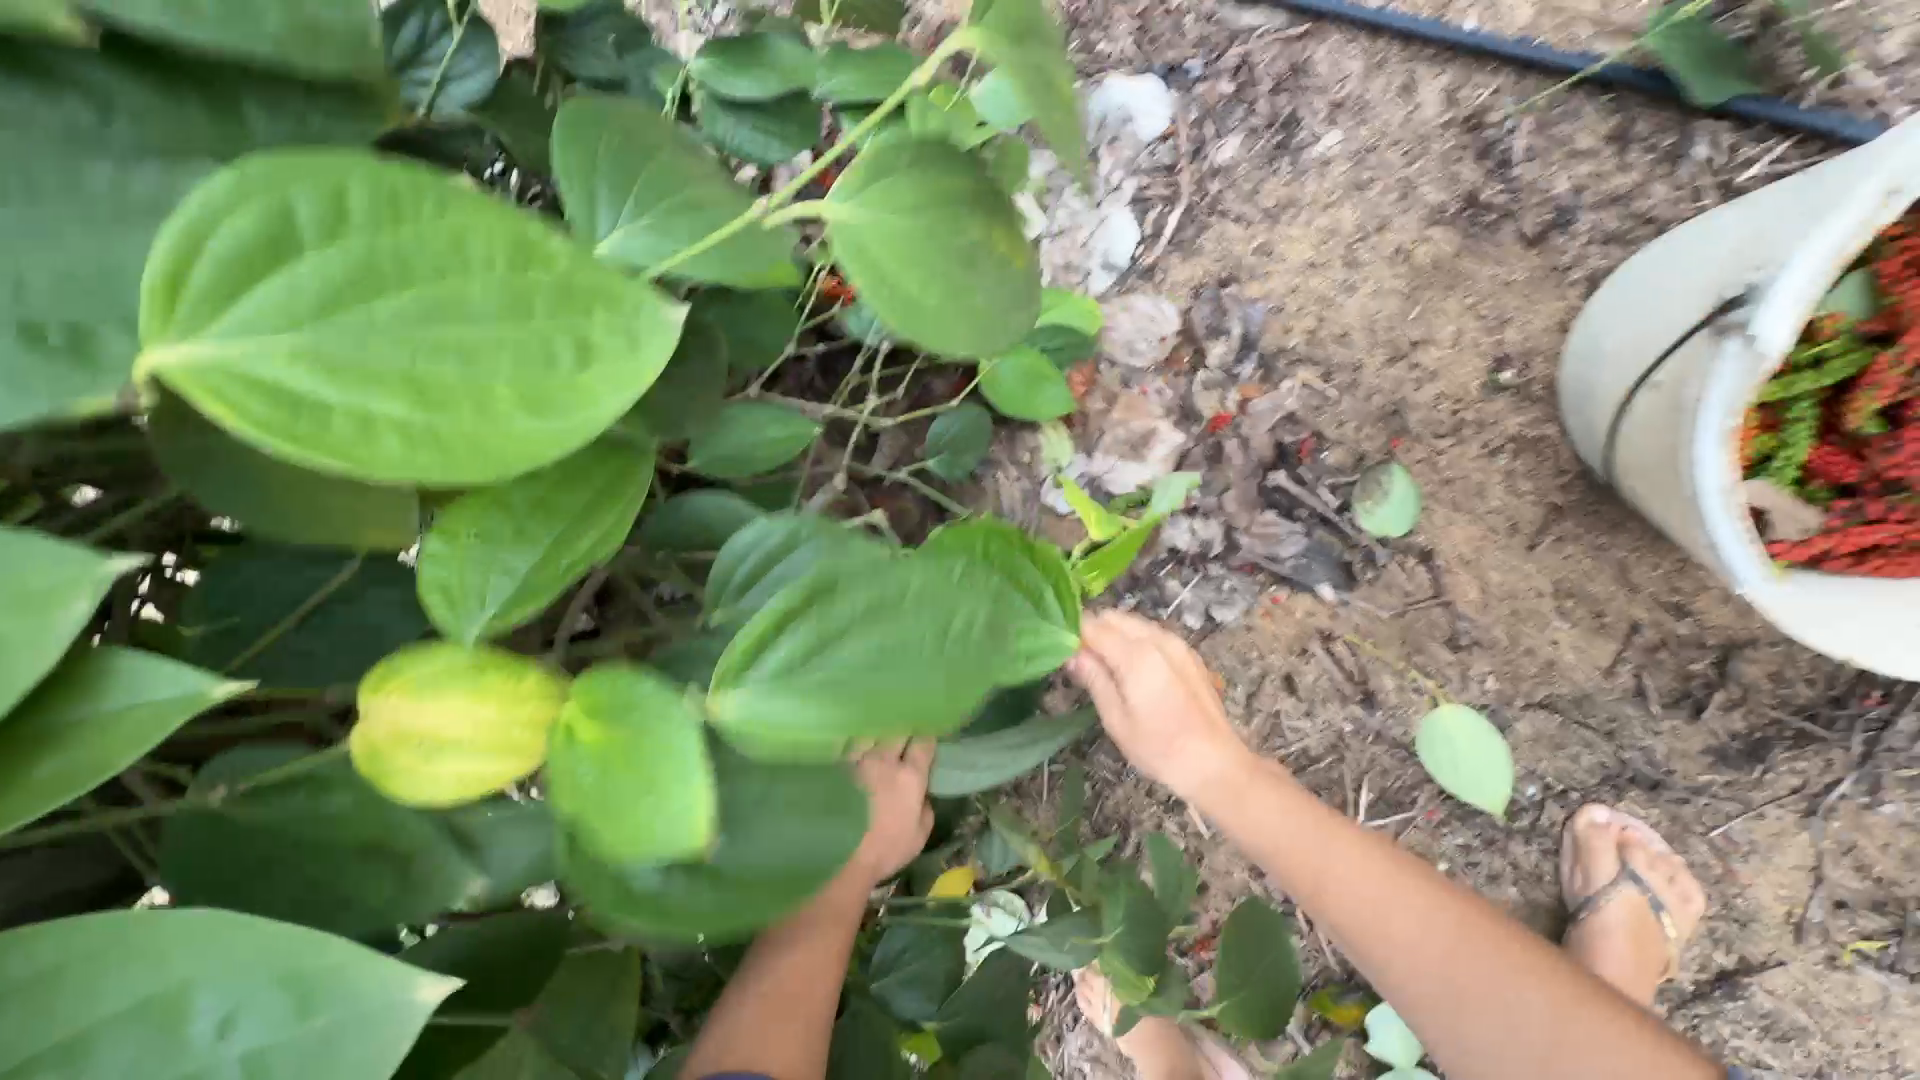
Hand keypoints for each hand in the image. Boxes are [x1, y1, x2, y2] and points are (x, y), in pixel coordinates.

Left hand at [842, 739, 935, 888]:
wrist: (841, 858)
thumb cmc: (886, 850)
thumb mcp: (919, 834)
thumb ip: (926, 808)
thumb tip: (923, 793)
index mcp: (909, 775)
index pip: (923, 742)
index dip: (927, 741)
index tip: (926, 746)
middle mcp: (884, 760)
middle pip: (897, 733)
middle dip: (904, 736)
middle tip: (904, 745)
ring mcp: (858, 761)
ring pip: (871, 735)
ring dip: (878, 739)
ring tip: (877, 747)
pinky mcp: (836, 768)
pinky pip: (849, 748)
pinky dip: (856, 748)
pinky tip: (857, 757)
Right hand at [1067, 610, 1259, 798]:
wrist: (1215, 763)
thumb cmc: (1160, 748)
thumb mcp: (1117, 720)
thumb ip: (1094, 679)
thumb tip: (1072, 655)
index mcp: (1136, 655)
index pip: (1093, 625)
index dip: (1074, 635)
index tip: (1064, 655)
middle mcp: (1158, 639)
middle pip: (1114, 617)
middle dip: (1094, 632)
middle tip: (1084, 664)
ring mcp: (1177, 644)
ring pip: (1133, 623)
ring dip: (1115, 635)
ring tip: (1108, 669)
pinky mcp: (1189, 653)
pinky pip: (1152, 634)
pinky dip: (1135, 641)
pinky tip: (1134, 672)